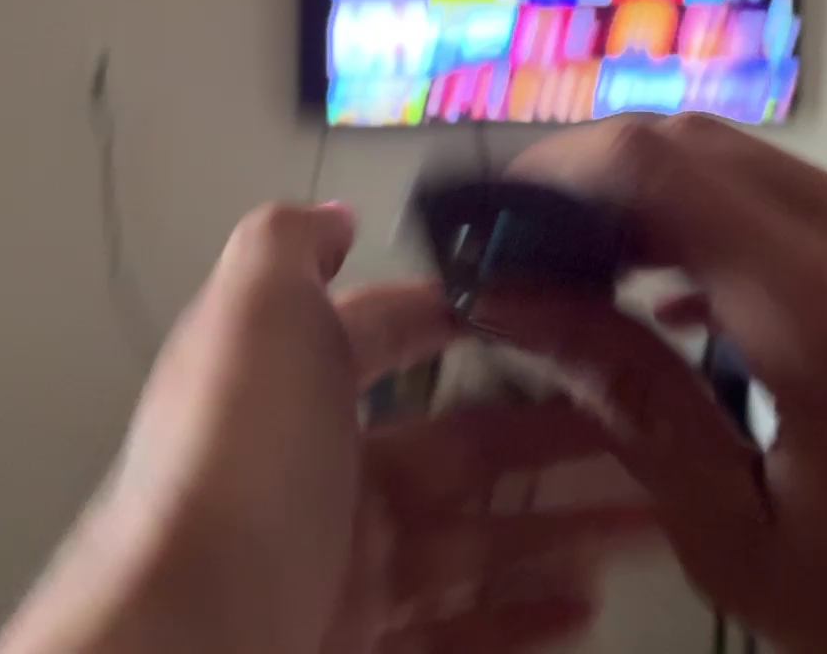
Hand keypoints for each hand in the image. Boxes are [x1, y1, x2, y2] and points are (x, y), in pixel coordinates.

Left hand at [0, 202, 656, 653]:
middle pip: (464, 444)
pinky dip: (526, 614)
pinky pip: (463, 626)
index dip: (473, 316)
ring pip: (482, 537)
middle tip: (637, 426)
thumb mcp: (253, 314)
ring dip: (564, 526)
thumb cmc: (238, 465)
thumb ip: (291, 245)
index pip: (402, 336)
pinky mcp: (363, 644)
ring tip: (648, 517)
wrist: (178, 651)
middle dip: (553, 432)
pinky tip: (589, 601)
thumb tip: (339, 216)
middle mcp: (326, 474)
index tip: (555, 311)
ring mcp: (347, 569)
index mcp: (305, 389)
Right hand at [477, 116, 826, 652]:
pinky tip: (708, 299)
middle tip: (550, 238)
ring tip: (613, 270)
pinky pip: (821, 209)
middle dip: (611, 175)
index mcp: (824, 305)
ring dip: (675, 199)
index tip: (511, 199)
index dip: (570, 165)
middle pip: (708, 146)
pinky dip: (743, 228)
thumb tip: (537, 317)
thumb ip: (635, 406)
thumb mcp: (748, 540)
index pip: (663, 167)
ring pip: (764, 170)